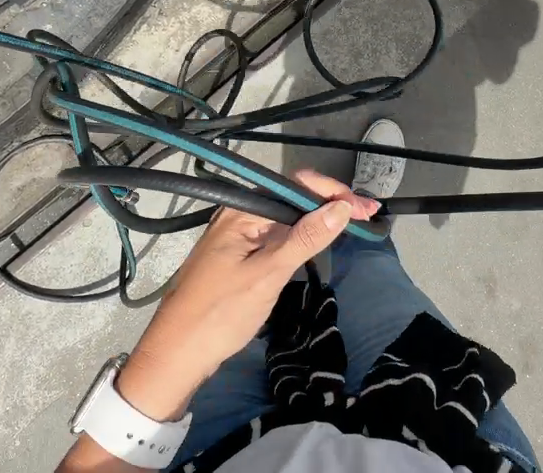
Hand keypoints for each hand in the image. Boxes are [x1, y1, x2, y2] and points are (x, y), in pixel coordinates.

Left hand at [115, 170, 382, 420]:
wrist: (176, 355)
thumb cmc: (220, 314)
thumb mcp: (268, 275)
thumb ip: (305, 239)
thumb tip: (341, 207)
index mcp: (242, 211)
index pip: (295, 186)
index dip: (333, 193)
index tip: (366, 209)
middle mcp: (238, 215)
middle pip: (291, 198)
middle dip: (330, 203)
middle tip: (366, 217)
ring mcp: (237, 236)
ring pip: (285, 217)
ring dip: (317, 219)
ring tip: (351, 225)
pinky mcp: (238, 256)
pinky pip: (275, 235)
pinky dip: (300, 236)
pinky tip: (318, 241)